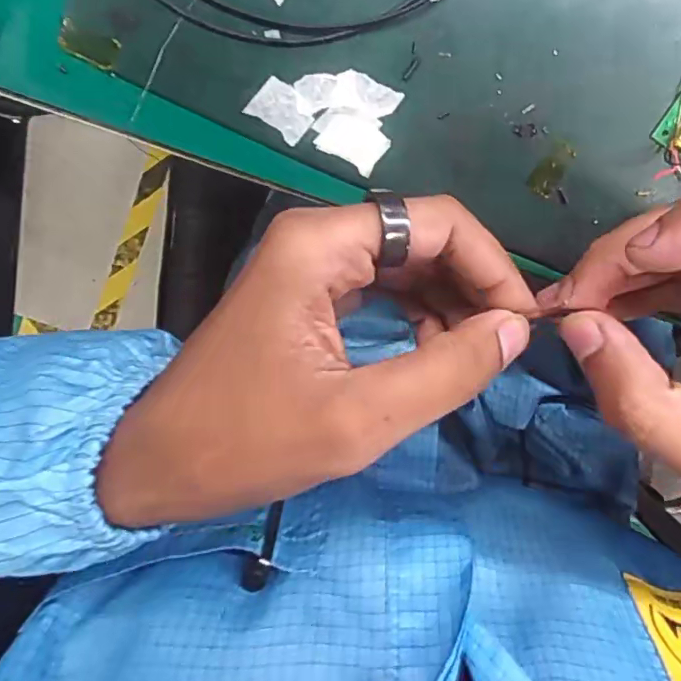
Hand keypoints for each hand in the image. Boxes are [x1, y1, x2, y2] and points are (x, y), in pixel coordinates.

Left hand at [97, 196, 535, 528]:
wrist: (161, 460)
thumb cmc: (246, 441)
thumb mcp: (358, 418)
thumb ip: (447, 370)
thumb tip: (513, 330)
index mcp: (320, 244)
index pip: (435, 220)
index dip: (489, 264)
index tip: (518, 324)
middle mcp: (314, 236)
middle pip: (420, 235)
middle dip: (472, 283)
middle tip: (505, 345)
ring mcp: (307, 261)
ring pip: (402, 261)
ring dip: (447, 300)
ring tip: (476, 353)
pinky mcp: (305, 290)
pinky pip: (377, 285)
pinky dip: (415, 312)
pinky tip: (435, 351)